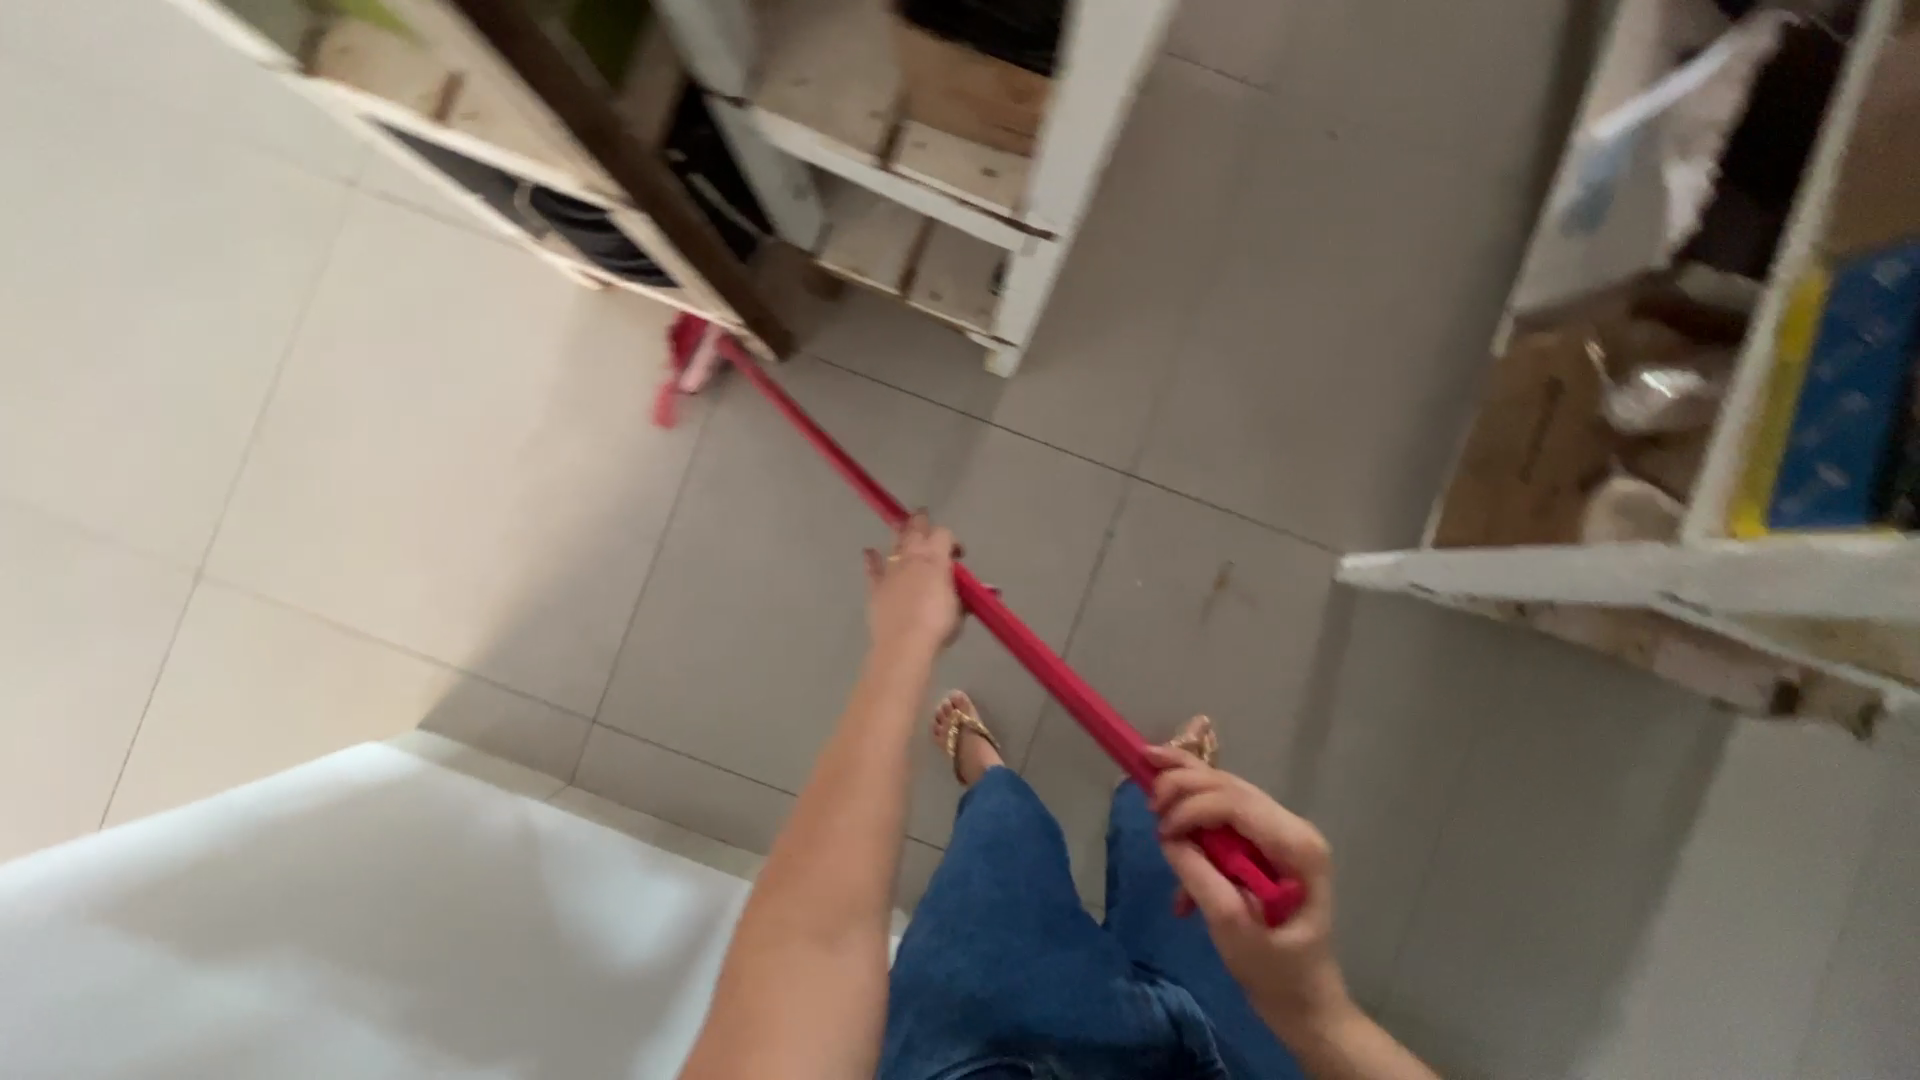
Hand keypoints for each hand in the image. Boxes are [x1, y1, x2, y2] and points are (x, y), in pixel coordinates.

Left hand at [863, 512, 962, 655]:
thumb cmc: (938, 625)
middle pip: (916, 529)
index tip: (958, 554)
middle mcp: (912, 557)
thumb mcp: (960, 610)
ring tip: (902, 526)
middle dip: (921, 522)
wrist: (905, 644)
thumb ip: (966, 595)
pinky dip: (871, 558)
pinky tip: (868, 552)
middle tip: (923, 517)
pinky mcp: (875, 586)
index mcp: (936, 559)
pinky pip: (872, 567)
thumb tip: (987, 590)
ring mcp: (891, 570)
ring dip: (900, 534)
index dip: (952, 540)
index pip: (944, 534)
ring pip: (895, 543)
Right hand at [1148, 746, 1350, 1037]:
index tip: (1160, 832)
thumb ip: (1199, 875)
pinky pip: (1225, 813)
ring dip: (1186, 787)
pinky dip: (1195, 815)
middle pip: (1230, 785)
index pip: (1235, 802)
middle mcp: (1293, 827)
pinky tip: (1172, 828)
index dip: (1191, 806)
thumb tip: (1168, 837)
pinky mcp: (1267, 843)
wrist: (1306, 1003)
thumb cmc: (1275, 971)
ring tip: (1150, 774)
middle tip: (1148, 800)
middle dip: (1184, 782)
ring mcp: (1281, 832)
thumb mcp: (1231, 927)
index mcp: (1296, 845)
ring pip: (1226, 790)